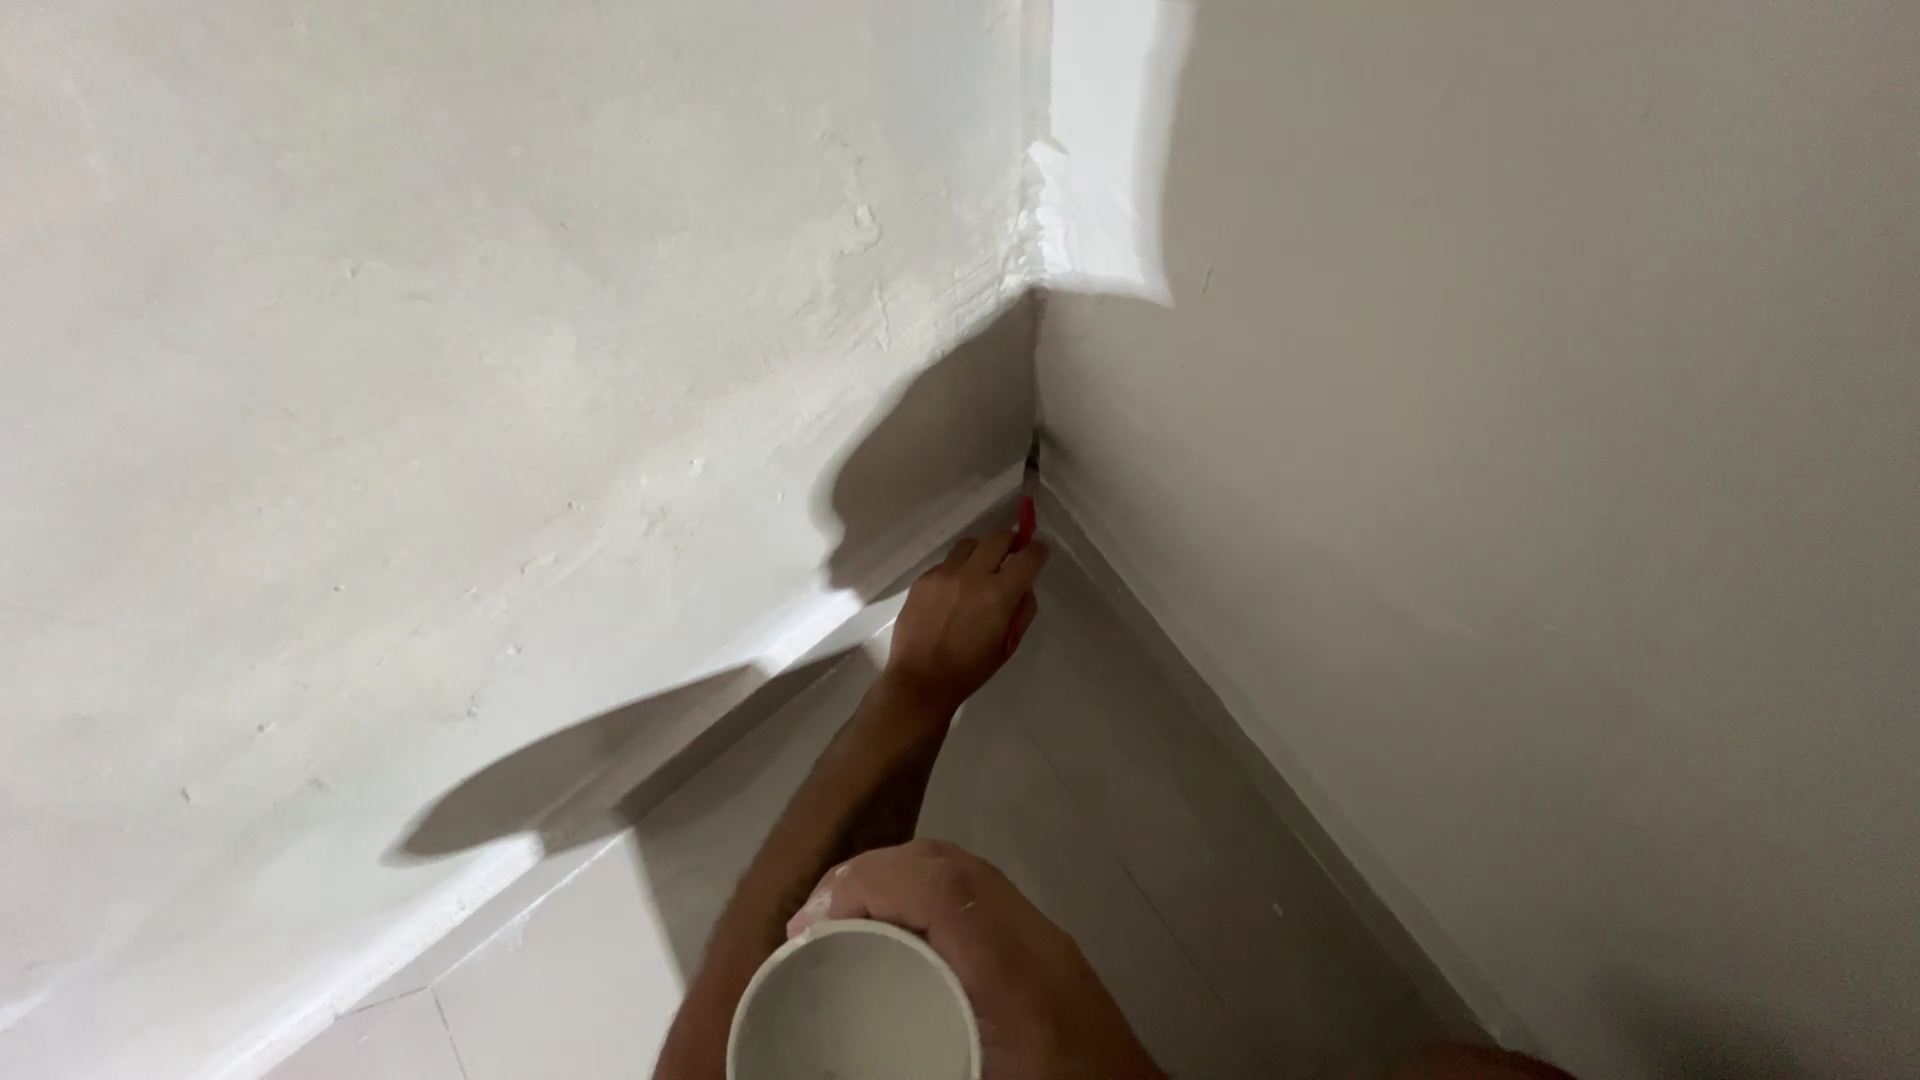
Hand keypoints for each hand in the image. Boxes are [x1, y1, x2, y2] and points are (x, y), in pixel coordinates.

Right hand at [788, 839, 1164, 1079]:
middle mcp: (1033, 936)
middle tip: (812, 918)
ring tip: (843, 912)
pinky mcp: (1042, 946)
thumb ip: (904, 1058)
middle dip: (870, 871)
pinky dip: (925, 885)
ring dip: (896, 872)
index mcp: (1016, 975)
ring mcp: (1041, 934)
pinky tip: (897, 921)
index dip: (867, 883)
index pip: (941, 887)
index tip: (808, 922)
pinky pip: (976, 888)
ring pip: (963, 866)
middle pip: (947, 862)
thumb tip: (839, 1060)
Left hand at [885, 527, 1050, 711]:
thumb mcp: (1008, 644)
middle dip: (1011, 541)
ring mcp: (944, 574)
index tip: (1038, 553)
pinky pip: (946, 562)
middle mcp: (972, 575)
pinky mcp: (923, 579)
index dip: (1038, 551)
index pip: (1028, 556)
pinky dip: (957, 570)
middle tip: (1011, 554)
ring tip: (979, 570)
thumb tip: (1023, 587)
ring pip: (970, 544)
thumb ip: (1022, 610)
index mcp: (999, 595)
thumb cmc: (971, 669)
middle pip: (998, 537)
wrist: (921, 679)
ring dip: (981, 552)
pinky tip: (953, 592)